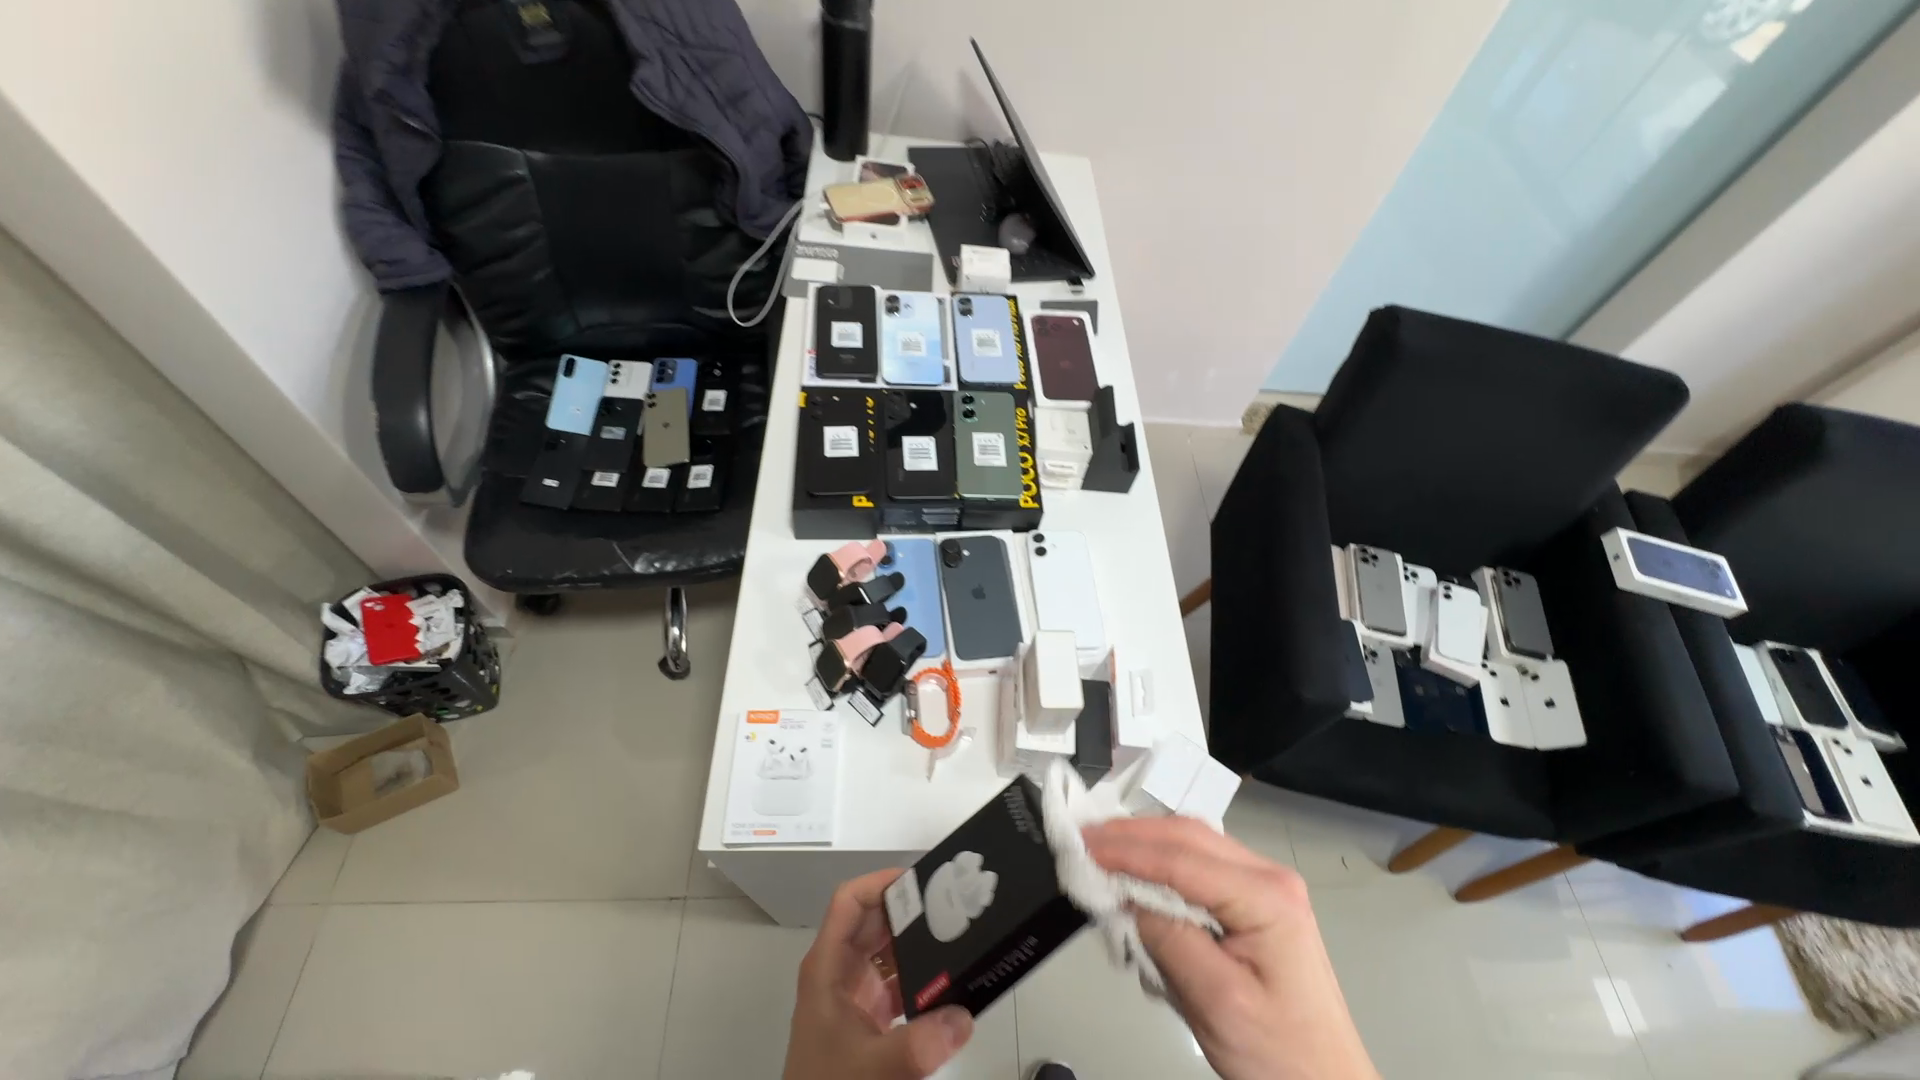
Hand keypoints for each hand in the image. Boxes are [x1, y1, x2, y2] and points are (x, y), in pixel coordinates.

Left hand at [784, 868, 974, 1079]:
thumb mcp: (872, 1067)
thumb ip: (917, 1045)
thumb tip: (964, 1017)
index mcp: (828, 967)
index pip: (849, 902)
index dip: (881, 882)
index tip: (923, 881)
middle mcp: (839, 972)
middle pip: (874, 922)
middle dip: (911, 910)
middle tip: (955, 903)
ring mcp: (854, 996)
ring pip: (888, 952)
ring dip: (920, 944)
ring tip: (960, 934)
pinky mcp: (869, 1019)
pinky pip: (898, 983)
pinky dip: (923, 978)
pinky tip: (953, 982)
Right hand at [1084, 817, 1379, 1079]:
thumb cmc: (1279, 1052)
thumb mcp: (1217, 1000)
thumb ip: (1170, 939)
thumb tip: (1128, 896)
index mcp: (1268, 897)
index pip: (1182, 858)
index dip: (1127, 849)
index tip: (1082, 846)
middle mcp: (1269, 878)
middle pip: (1188, 835)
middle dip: (1131, 834)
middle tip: (1083, 839)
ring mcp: (1264, 887)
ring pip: (1193, 843)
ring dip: (1145, 844)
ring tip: (1101, 851)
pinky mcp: (1253, 903)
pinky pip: (1199, 866)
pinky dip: (1161, 864)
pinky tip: (1137, 873)